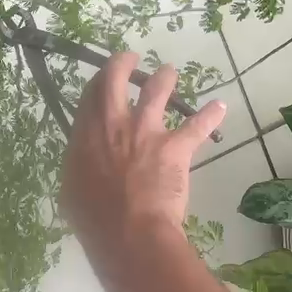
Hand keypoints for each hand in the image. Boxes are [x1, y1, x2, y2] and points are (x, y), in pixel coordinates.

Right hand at [62, 51, 228, 269]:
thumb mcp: (71, 190)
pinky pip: (197, 126)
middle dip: (124, 63)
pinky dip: (210, 115)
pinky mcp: (175, 146)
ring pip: (157, 89)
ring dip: (164, 76)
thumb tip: (83, 165)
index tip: (105, 78)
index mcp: (87, 132)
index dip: (99, 80)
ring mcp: (146, 130)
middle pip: (117, 77)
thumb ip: (78, 168)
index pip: (92, 93)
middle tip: (131, 58)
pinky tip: (220, 106)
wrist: (129, 234)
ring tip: (169, 71)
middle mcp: (115, 122)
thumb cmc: (94, 219)